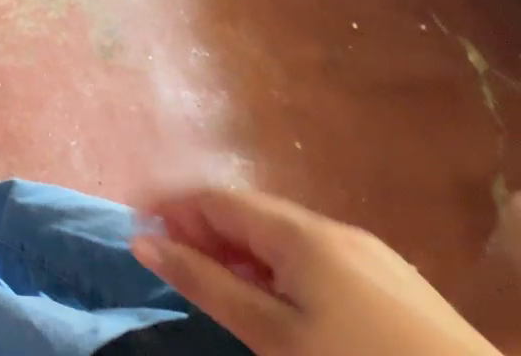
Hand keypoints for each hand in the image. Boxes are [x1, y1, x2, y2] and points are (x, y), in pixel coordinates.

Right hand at [133, 187, 499, 355]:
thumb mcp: (272, 334)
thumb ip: (204, 282)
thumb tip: (141, 241)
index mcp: (302, 234)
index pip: (215, 199)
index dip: (169, 209)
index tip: (136, 233)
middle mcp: (336, 232)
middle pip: (250, 216)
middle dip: (203, 233)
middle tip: (175, 267)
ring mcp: (374, 259)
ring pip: (283, 240)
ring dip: (240, 255)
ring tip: (220, 290)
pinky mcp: (397, 289)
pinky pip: (317, 262)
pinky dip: (278, 272)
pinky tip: (278, 306)